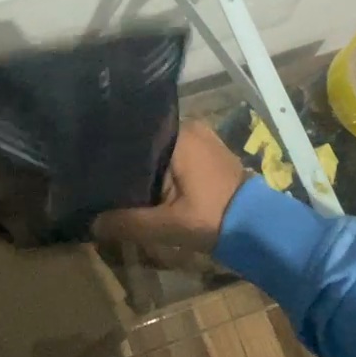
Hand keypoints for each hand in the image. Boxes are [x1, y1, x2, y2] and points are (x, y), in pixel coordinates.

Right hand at [92, 120, 249, 253]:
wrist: (263, 229)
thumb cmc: (214, 218)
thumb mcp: (168, 225)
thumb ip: (129, 223)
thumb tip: (92, 224)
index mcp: (178, 134)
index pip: (135, 133)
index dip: (114, 151)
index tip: (94, 164)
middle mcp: (189, 127)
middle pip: (147, 143)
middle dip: (129, 163)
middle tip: (103, 180)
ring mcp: (203, 139)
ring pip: (161, 151)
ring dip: (147, 169)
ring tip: (120, 185)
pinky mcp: (210, 154)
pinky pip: (176, 157)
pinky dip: (163, 172)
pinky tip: (148, 189)